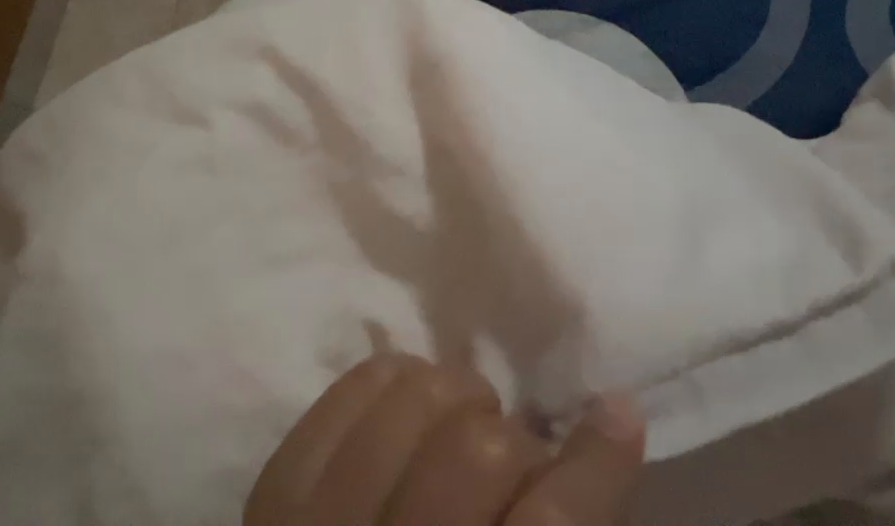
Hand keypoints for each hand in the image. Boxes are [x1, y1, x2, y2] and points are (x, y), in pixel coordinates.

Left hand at [246, 354, 644, 525]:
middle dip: (513, 441)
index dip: (596, 464)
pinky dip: (395, 382)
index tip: (617, 413)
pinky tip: (411, 409)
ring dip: (457, 401)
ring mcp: (321, 521)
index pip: (551, 525)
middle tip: (513, 462)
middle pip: (478, 453)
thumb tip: (608, 425)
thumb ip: (560, 518)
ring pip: (415, 402)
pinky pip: (353, 389)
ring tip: (458, 430)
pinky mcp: (277, 488)